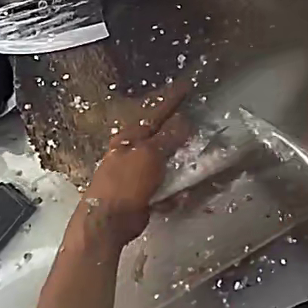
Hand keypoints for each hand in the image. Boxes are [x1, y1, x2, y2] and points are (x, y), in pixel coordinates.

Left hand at [76, 84, 192, 245]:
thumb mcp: (149, 155)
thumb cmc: (125, 184)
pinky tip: (176, 199)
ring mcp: (136, 175)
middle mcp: (132, 153)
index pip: (156, 114)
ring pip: (167, 166)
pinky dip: (172, 193)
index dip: (173, 101)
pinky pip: (165, 188)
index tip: (187, 86)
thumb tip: (183, 120)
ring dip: (180, 171)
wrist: (107, 222)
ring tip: (192, 174)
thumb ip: (167, 138)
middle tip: (199, 134)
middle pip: (163, 140)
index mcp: (130, 137)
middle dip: (181, 139)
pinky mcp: (142, 194)